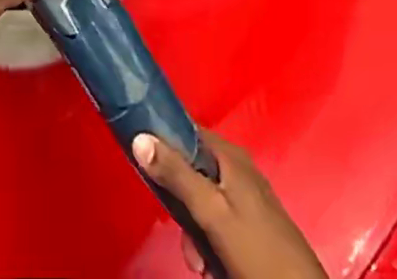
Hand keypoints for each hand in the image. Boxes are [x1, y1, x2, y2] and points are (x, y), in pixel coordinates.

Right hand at [134, 131, 326, 278]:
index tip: (146, 164)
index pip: (187, 132)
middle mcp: (236, 170)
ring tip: (203, 262)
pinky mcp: (246, 223)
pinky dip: (209, 245)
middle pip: (190, 174)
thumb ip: (176, 175)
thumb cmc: (256, 248)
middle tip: (185, 234)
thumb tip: (140, 137)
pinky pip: (214, 225)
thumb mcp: (211, 211)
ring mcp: (243, 197)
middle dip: (181, 208)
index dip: (165, 144)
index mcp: (230, 156)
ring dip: (194, 235)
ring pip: (199, 205)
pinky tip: (214, 267)